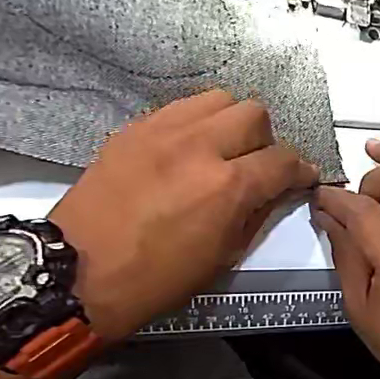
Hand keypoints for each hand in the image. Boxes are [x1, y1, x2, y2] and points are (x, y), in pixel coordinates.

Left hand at [50, 91, 318, 340]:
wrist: (79, 272)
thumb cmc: (155, 279)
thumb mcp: (221, 257)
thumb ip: (256, 215)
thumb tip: (276, 191)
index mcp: (227, 187)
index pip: (283, 160)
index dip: (300, 169)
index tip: (301, 177)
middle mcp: (200, 146)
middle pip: (254, 114)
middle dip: (265, 141)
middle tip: (255, 165)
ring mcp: (163, 130)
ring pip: (219, 99)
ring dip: (231, 122)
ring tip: (221, 148)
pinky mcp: (135, 127)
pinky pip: (180, 107)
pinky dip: (195, 122)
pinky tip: (186, 148)